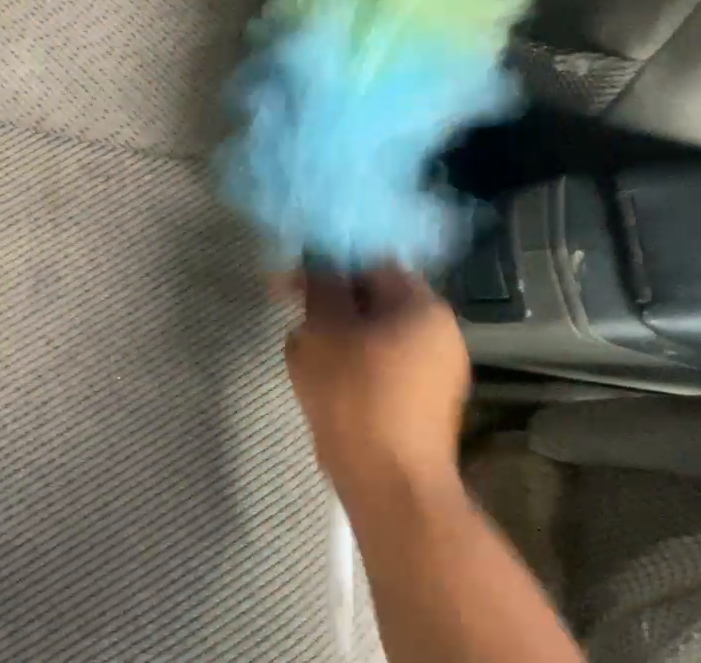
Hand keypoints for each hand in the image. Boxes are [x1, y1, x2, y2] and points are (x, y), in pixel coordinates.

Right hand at [281, 266, 470, 506]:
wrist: (387, 473)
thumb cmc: (351, 390)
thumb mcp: (322, 328)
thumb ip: (321, 286)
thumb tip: (320, 258)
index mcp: (423, 308)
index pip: (373, 264)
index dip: (328, 263)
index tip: (290, 278)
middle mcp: (441, 332)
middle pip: (376, 297)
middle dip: (330, 301)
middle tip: (290, 311)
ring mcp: (437, 367)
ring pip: (374, 329)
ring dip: (336, 330)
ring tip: (304, 349)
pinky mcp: (424, 396)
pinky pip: (381, 358)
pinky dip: (351, 356)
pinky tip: (325, 375)